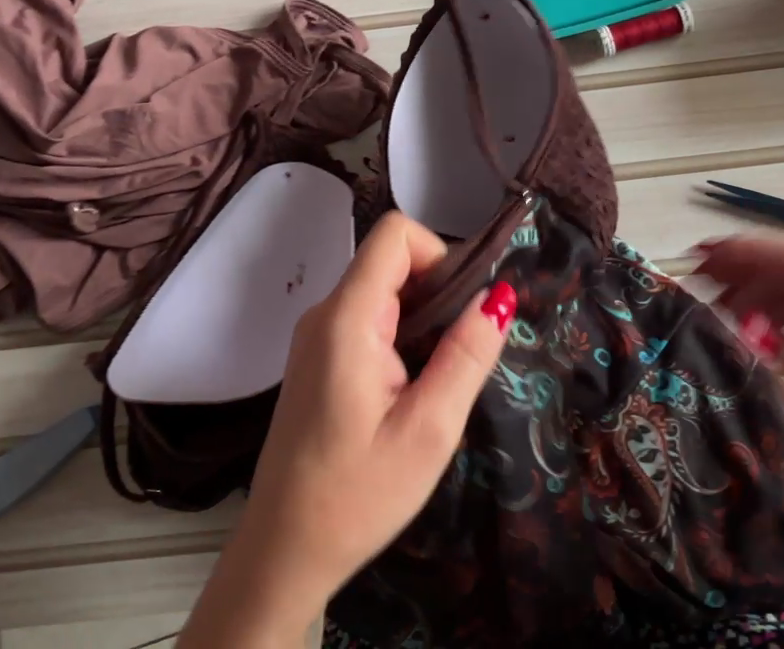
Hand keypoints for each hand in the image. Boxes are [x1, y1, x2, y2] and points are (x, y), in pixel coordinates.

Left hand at [180, 213, 513, 646]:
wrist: (284, 550)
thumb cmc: (358, 495)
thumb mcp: (429, 429)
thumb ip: (466, 355)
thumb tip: (499, 293)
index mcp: (347, 320)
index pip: (395, 234)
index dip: (440, 253)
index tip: (467, 307)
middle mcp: (325, 314)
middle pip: (391, 260)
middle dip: (438, 292)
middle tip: (462, 355)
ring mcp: (316, 336)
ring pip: (383, 291)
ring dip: (423, 318)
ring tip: (439, 379)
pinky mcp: (317, 358)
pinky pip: (368, 320)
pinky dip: (402, 336)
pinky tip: (412, 389)